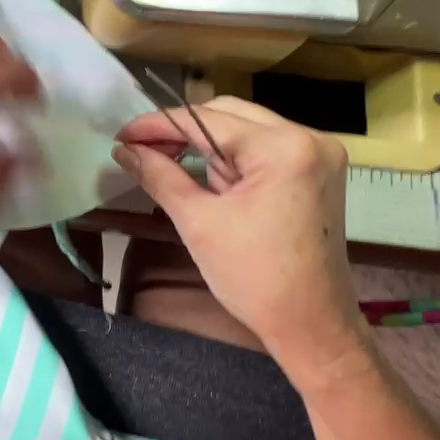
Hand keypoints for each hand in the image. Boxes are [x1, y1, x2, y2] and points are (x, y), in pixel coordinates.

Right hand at [111, 97, 369, 382]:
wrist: (311, 326)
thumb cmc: (255, 278)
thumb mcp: (197, 222)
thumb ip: (159, 175)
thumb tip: (124, 150)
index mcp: (283, 148)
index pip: (206, 120)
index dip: (158, 125)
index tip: (121, 136)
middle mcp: (308, 138)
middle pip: (228, 114)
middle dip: (181, 131)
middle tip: (140, 149)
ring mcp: (318, 153)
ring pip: (244, 128)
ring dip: (204, 143)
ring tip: (168, 164)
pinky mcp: (317, 171)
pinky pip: (262, 147)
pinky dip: (230, 157)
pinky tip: (204, 175)